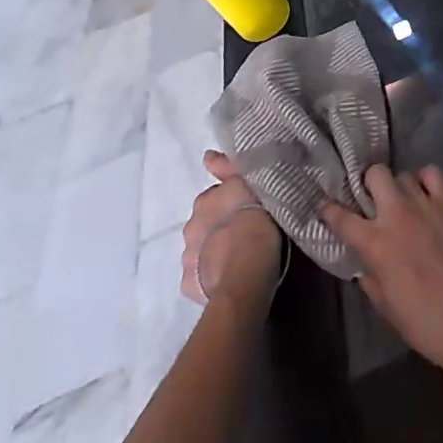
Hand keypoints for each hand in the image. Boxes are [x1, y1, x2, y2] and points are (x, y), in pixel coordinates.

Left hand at [180, 151, 281, 307]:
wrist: (246, 272)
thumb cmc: (254, 223)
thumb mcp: (249, 185)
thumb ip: (228, 168)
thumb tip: (207, 156)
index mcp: (205, 201)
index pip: (215, 197)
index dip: (230, 203)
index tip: (245, 209)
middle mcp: (190, 226)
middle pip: (205, 224)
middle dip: (218, 227)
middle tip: (242, 235)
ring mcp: (187, 258)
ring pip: (200, 251)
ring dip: (212, 252)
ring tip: (235, 261)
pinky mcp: (189, 286)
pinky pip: (198, 280)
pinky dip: (208, 279)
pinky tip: (224, 280)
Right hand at [321, 164, 442, 403]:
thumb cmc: (425, 323)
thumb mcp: (384, 306)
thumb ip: (369, 275)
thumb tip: (365, 260)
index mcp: (375, 242)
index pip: (339, 216)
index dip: (328, 210)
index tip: (326, 209)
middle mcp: (396, 214)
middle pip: (374, 174)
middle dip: (368, 185)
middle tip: (372, 203)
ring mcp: (425, 204)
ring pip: (402, 173)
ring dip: (397, 187)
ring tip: (402, 203)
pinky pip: (432, 174)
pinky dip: (425, 180)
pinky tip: (425, 196)